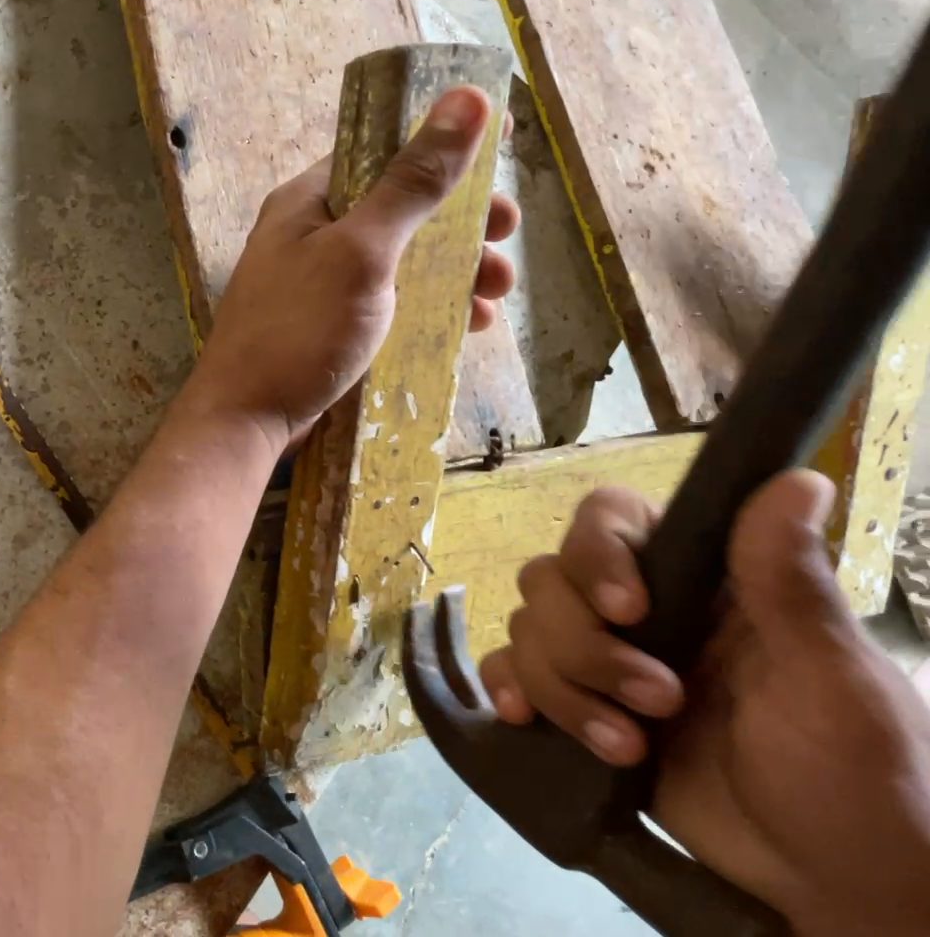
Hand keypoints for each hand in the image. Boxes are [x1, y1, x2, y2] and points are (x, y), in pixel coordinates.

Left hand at [188, 87, 517, 444]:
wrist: (246, 420)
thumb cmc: (298, 330)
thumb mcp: (362, 251)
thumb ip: (412, 183)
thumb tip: (467, 99)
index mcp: (306, 202)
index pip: (380, 149)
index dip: (441, 143)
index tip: (505, 144)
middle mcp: (311, 234)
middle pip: (401, 205)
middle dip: (461, 217)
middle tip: (507, 231)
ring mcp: (321, 282)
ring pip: (405, 258)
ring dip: (459, 266)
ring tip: (498, 290)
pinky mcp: (333, 324)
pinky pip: (394, 301)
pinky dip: (435, 305)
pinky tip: (472, 323)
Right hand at [481, 471, 929, 936]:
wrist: (832, 888)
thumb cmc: (860, 781)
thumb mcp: (836, 683)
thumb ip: (792, 586)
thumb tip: (798, 479)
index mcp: (702, 586)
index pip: (612, 521)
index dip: (596, 553)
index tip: (627, 611)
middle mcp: (640, 611)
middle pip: (550, 580)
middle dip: (587, 646)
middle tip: (659, 702)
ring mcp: (600, 660)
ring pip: (525, 631)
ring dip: (564, 688)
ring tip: (627, 746)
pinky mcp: (573, 706)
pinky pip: (507, 674)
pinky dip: (510, 690)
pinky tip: (525, 720)